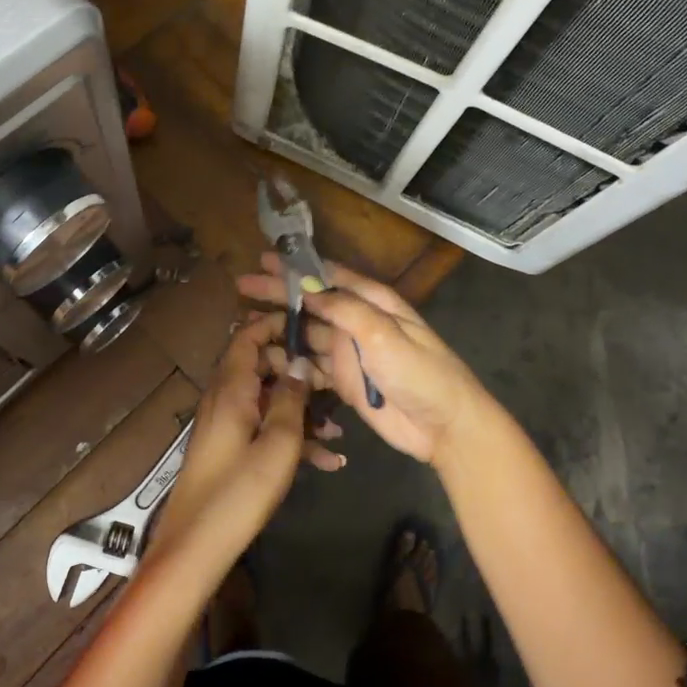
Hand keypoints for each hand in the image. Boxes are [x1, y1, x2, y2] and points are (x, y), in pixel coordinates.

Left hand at [147, 313, 336, 573]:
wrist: (196, 547)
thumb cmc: (239, 491)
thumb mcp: (278, 443)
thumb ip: (292, 399)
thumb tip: (300, 362)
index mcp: (231, 388)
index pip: (248, 337)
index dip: (276, 325)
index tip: (311, 326)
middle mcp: (225, 399)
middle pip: (263, 367)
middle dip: (299, 371)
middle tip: (334, 381)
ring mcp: (227, 426)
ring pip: (269, 401)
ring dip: (302, 410)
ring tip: (339, 429)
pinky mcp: (231, 450)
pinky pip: (264, 430)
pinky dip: (292, 439)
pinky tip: (328, 461)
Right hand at [237, 256, 485, 465]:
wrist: (444, 427)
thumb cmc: (421, 373)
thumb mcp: (384, 334)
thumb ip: (345, 310)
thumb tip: (307, 288)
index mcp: (373, 302)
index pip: (329, 277)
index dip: (296, 268)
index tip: (264, 259)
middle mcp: (357, 322)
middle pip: (311, 304)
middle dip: (278, 293)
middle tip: (242, 285)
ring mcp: (349, 353)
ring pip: (306, 334)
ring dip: (278, 327)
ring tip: (243, 323)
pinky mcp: (343, 382)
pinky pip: (310, 367)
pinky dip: (289, 361)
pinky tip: (264, 359)